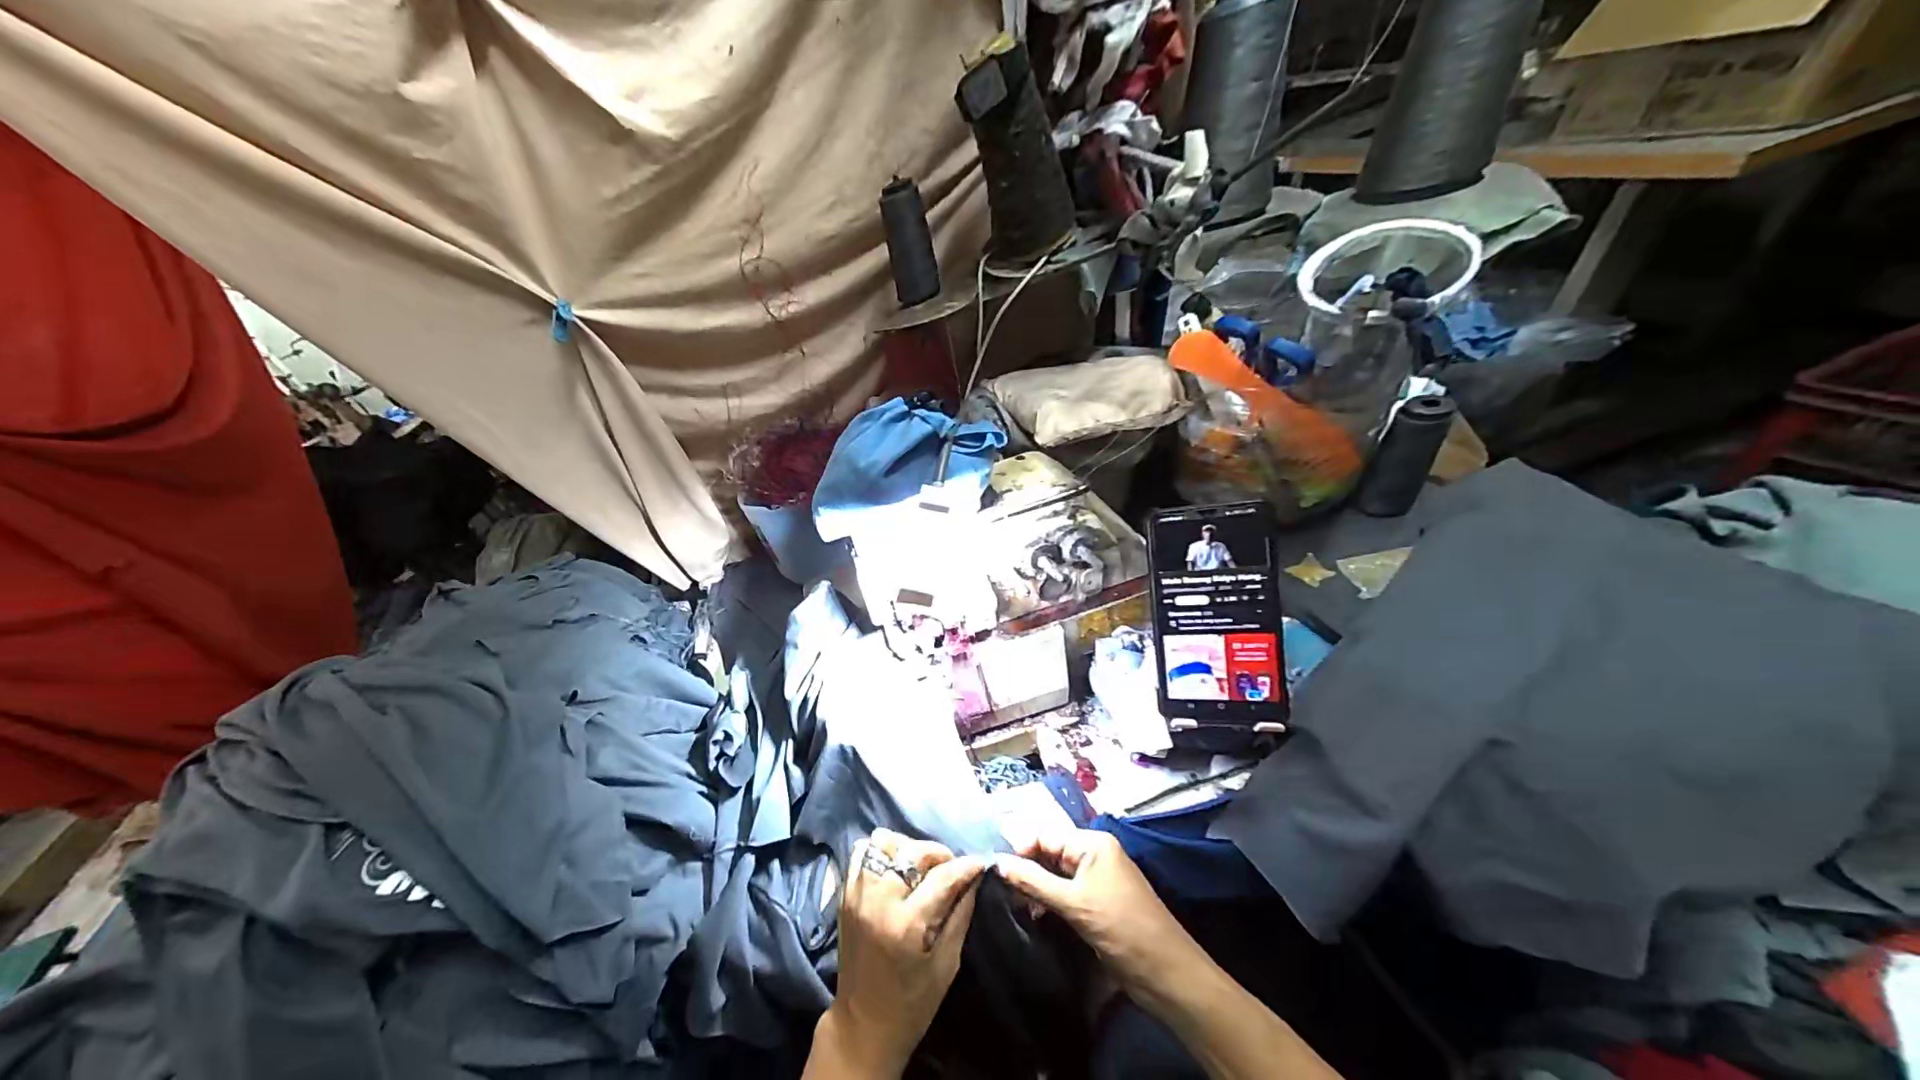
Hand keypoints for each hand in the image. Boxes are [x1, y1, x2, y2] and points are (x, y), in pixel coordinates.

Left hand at [813, 829, 986, 1077]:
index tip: (980, 864)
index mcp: (906, 924)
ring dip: (906, 849)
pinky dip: (881, 854)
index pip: (942, 876)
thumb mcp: (947, 964)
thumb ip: (960, 915)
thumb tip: (976, 879)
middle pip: (911, 851)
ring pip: (882, 843)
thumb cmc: (912, 1003)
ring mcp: (856, 895)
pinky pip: (861, 854)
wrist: (862, 1026)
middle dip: (937, 854)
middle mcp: (877, 901)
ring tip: (919, 868)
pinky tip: (895, 871)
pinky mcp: (844, 896)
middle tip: (948, 870)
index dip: (966, 866)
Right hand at [992, 828, 1196, 997]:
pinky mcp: (1098, 903)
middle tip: (1000, 890)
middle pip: (1049, 853)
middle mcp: (1094, 855)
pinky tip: (1034, 914)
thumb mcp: (1074, 903)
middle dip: (1026, 869)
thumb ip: (1032, 881)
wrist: (1167, 973)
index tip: (995, 870)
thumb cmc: (1121, 928)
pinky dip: (1048, 901)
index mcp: (1093, 843)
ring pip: (1055, 875)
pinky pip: (1065, 893)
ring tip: (1015, 905)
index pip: (1045, 835)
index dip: (1020, 850)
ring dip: (1035, 888)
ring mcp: (1097, 880)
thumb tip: (997, 862)